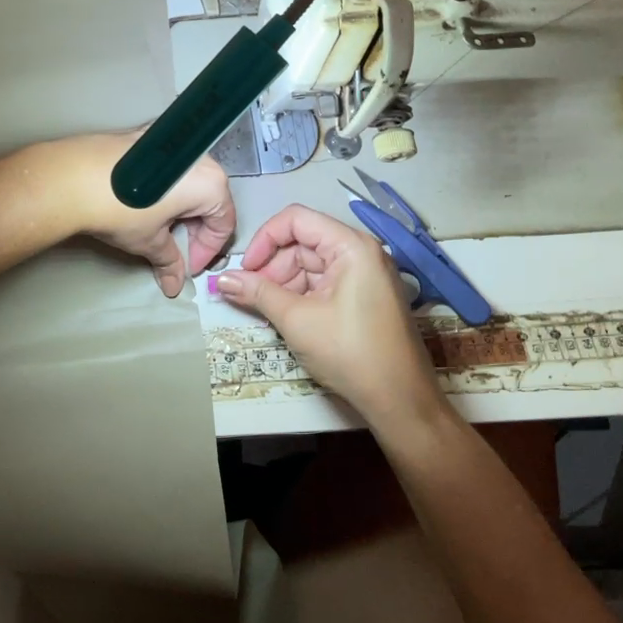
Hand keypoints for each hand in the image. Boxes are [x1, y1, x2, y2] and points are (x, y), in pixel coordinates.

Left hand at [46, 133, 235, 297]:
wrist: (73, 178)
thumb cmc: (116, 206)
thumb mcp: (148, 241)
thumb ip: (168, 261)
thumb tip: (173, 281)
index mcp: (209, 183)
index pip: (223, 223)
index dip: (206, 251)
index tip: (188, 266)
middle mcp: (197, 157)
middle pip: (209, 200)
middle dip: (193, 230)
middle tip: (173, 250)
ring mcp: (171, 142)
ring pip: (188, 181)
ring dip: (178, 208)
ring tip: (155, 228)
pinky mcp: (146, 136)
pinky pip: (167, 166)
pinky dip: (162, 187)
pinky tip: (141, 204)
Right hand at [217, 204, 444, 428]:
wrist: (401, 402)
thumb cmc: (350, 353)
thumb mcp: (296, 320)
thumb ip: (257, 293)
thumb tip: (221, 280)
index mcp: (351, 247)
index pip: (296, 220)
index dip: (264, 239)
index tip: (245, 269)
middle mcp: (361, 253)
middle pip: (302, 243)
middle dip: (272, 267)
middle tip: (250, 296)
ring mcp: (365, 275)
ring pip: (310, 265)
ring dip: (283, 284)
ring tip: (266, 311)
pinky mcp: (364, 296)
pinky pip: (323, 283)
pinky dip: (300, 295)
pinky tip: (286, 317)